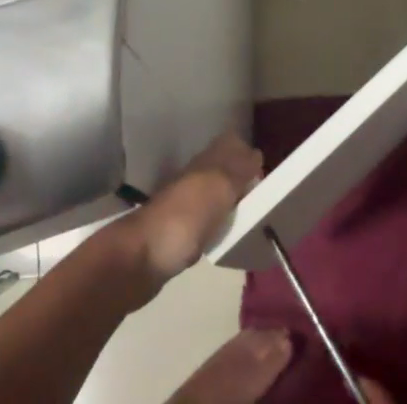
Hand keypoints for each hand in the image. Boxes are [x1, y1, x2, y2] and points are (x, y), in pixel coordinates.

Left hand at [130, 132, 261, 284]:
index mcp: (202, 165)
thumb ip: (237, 169)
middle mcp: (192, 181)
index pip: (228, 145)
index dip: (246, 151)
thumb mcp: (217, 187)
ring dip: (231, 202)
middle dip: (242, 177)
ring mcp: (183, 209)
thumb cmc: (182, 219)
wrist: (139, 262)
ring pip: (213, 196)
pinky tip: (230, 236)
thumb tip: (255, 153)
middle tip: (267, 194)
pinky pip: (206, 223)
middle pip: (222, 171)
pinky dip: (219, 225)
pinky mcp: (178, 236)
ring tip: (255, 215)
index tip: (268, 168)